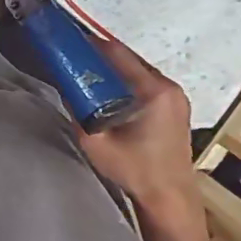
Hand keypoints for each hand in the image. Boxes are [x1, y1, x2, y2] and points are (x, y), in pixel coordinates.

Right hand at [77, 38, 202, 229]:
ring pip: (136, 70)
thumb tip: (65, 85)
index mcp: (153, 91)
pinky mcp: (174, 107)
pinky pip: (144, 82)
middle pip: (128, 58)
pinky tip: (107, 90)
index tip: (67, 40)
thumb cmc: (134, 170)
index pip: (117, 53)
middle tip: (72, 58)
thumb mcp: (94, 140)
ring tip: (86, 73)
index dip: (90, 44)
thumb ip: (77, 110)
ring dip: (112, 69)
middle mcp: (168, 87)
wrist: (170, 199)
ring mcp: (175, 97)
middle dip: (99, 56)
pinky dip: (124, 80)